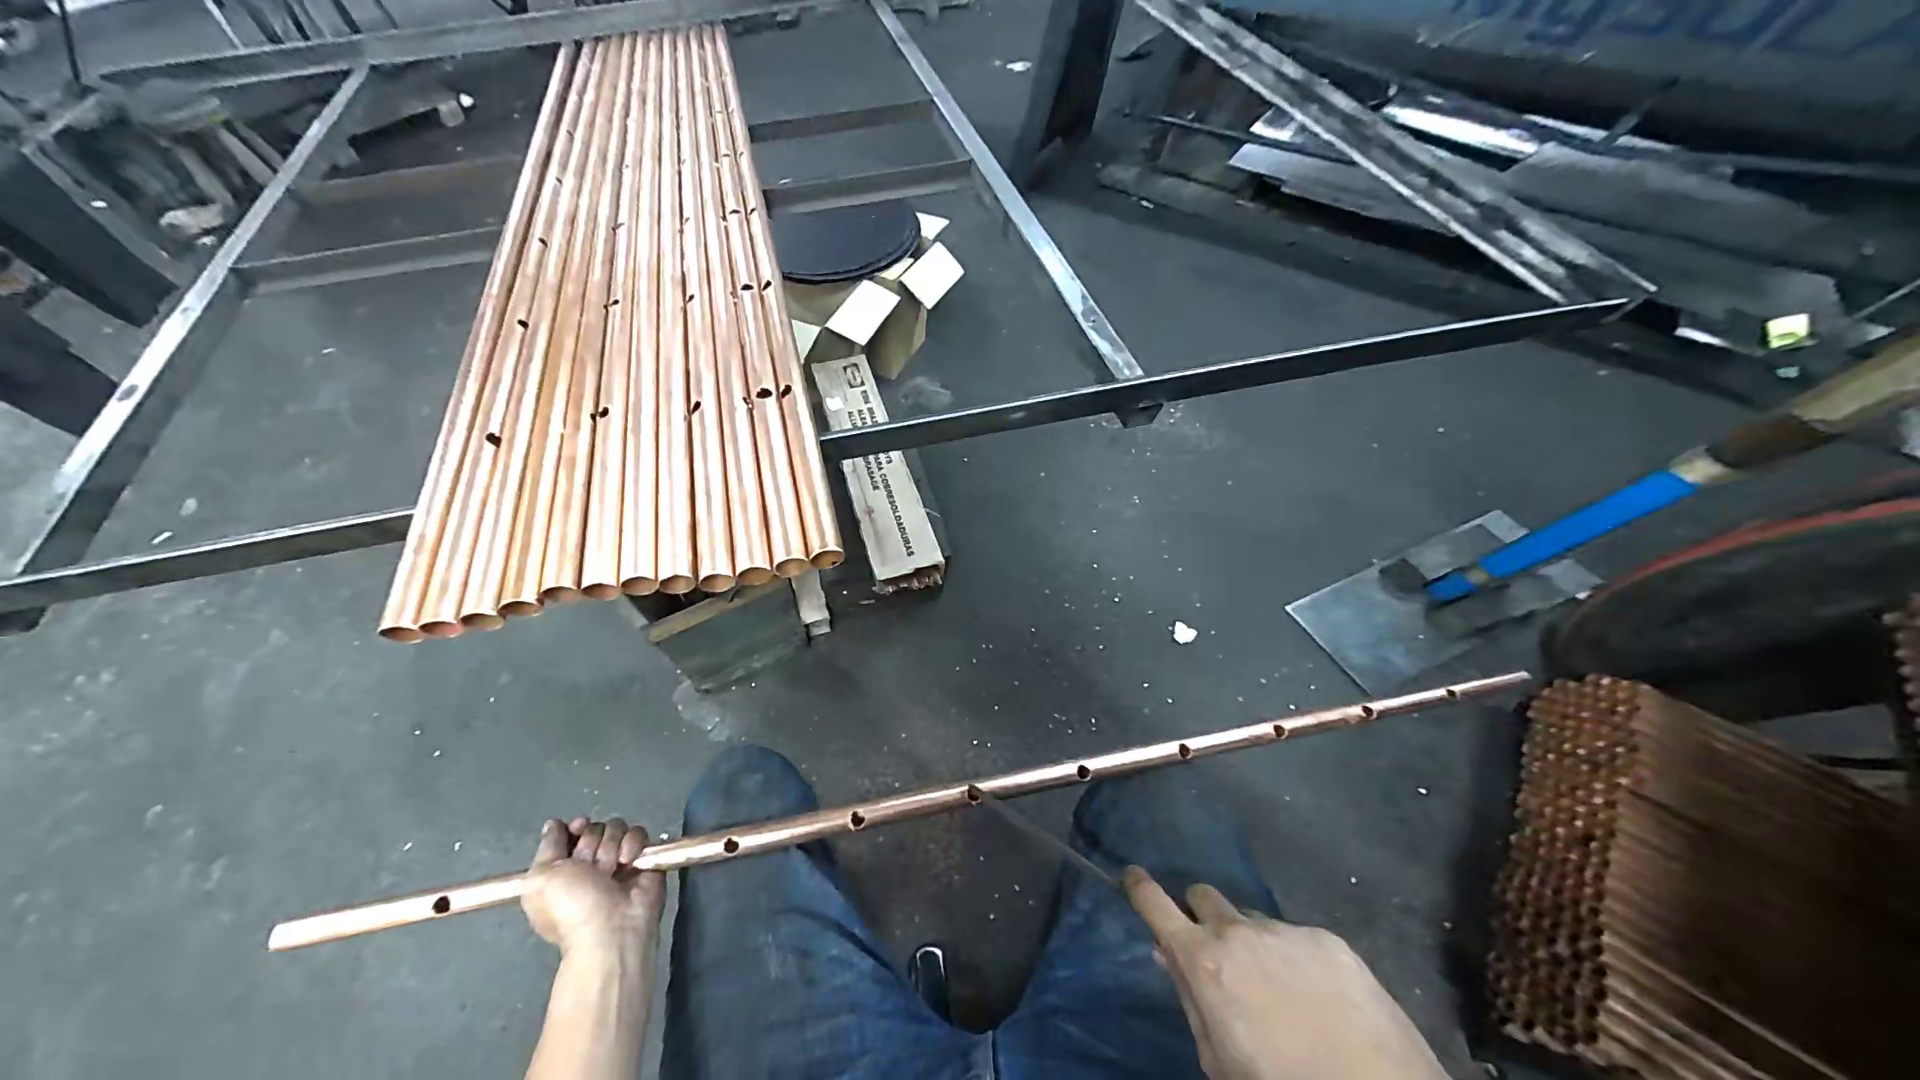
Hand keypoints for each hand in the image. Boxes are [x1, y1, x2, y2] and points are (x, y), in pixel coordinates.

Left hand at [522, 817, 665, 957]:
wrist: (611, 926)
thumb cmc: (570, 906)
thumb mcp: (540, 880)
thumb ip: (546, 847)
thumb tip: (553, 824)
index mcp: (563, 869)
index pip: (569, 831)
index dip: (573, 828)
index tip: (577, 830)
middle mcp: (590, 862)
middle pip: (593, 827)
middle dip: (591, 844)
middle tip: (591, 869)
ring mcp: (618, 858)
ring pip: (616, 827)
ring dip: (611, 846)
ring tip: (612, 869)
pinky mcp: (643, 856)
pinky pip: (639, 833)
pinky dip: (633, 843)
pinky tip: (629, 861)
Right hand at [1124, 866, 1446, 1079]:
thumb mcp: (1218, 1057)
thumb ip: (1190, 999)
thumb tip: (1168, 955)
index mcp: (1204, 960)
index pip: (1156, 905)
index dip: (1139, 888)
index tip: (1132, 876)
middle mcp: (1239, 931)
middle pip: (1203, 896)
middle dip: (1201, 917)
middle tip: (1216, 953)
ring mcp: (1286, 930)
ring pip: (1251, 919)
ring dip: (1250, 941)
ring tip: (1279, 989)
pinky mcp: (1328, 939)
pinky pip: (1296, 937)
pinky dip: (1295, 958)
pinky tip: (1318, 998)